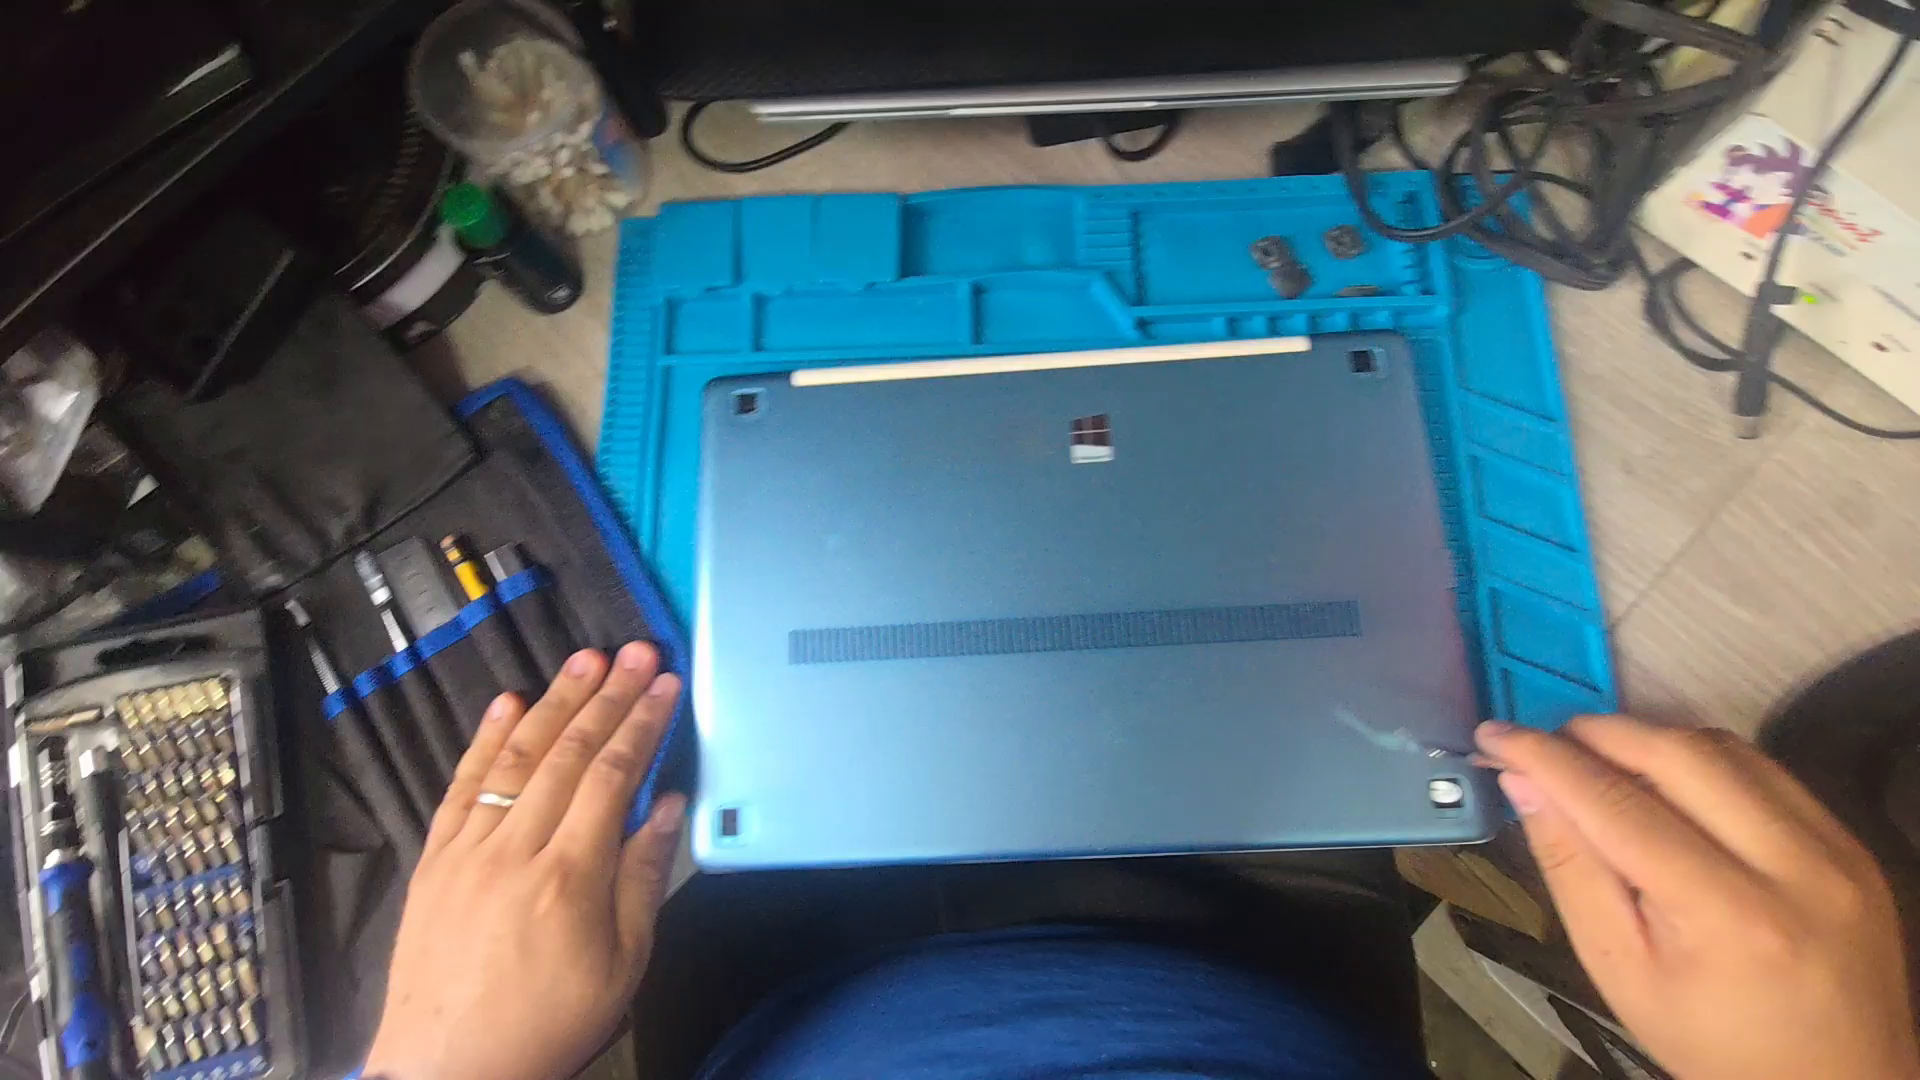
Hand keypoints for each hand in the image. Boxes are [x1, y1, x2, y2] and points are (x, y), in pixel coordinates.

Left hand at [364, 643, 686, 1079]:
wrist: (446, 1077)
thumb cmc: (551, 1019)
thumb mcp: (623, 961)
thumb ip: (644, 875)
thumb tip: (666, 805)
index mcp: (570, 875)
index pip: (613, 775)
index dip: (643, 722)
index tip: (665, 684)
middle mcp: (516, 849)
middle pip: (569, 753)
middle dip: (609, 695)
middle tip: (636, 652)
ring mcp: (467, 850)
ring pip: (517, 758)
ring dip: (555, 702)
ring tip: (585, 660)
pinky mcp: (434, 860)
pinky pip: (461, 787)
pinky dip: (484, 740)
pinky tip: (507, 702)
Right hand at [1478, 715, 1919, 1079]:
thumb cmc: (1704, 1034)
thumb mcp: (1611, 959)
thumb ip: (1566, 862)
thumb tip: (1520, 780)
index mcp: (1729, 912)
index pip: (1614, 801)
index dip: (1542, 756)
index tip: (1491, 735)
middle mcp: (1797, 869)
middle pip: (1676, 755)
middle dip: (1592, 733)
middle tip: (1539, 744)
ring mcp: (1837, 853)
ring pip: (1720, 748)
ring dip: (1642, 740)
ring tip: (1593, 763)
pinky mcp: (1851, 846)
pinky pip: (1759, 768)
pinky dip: (1693, 757)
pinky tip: (1658, 782)